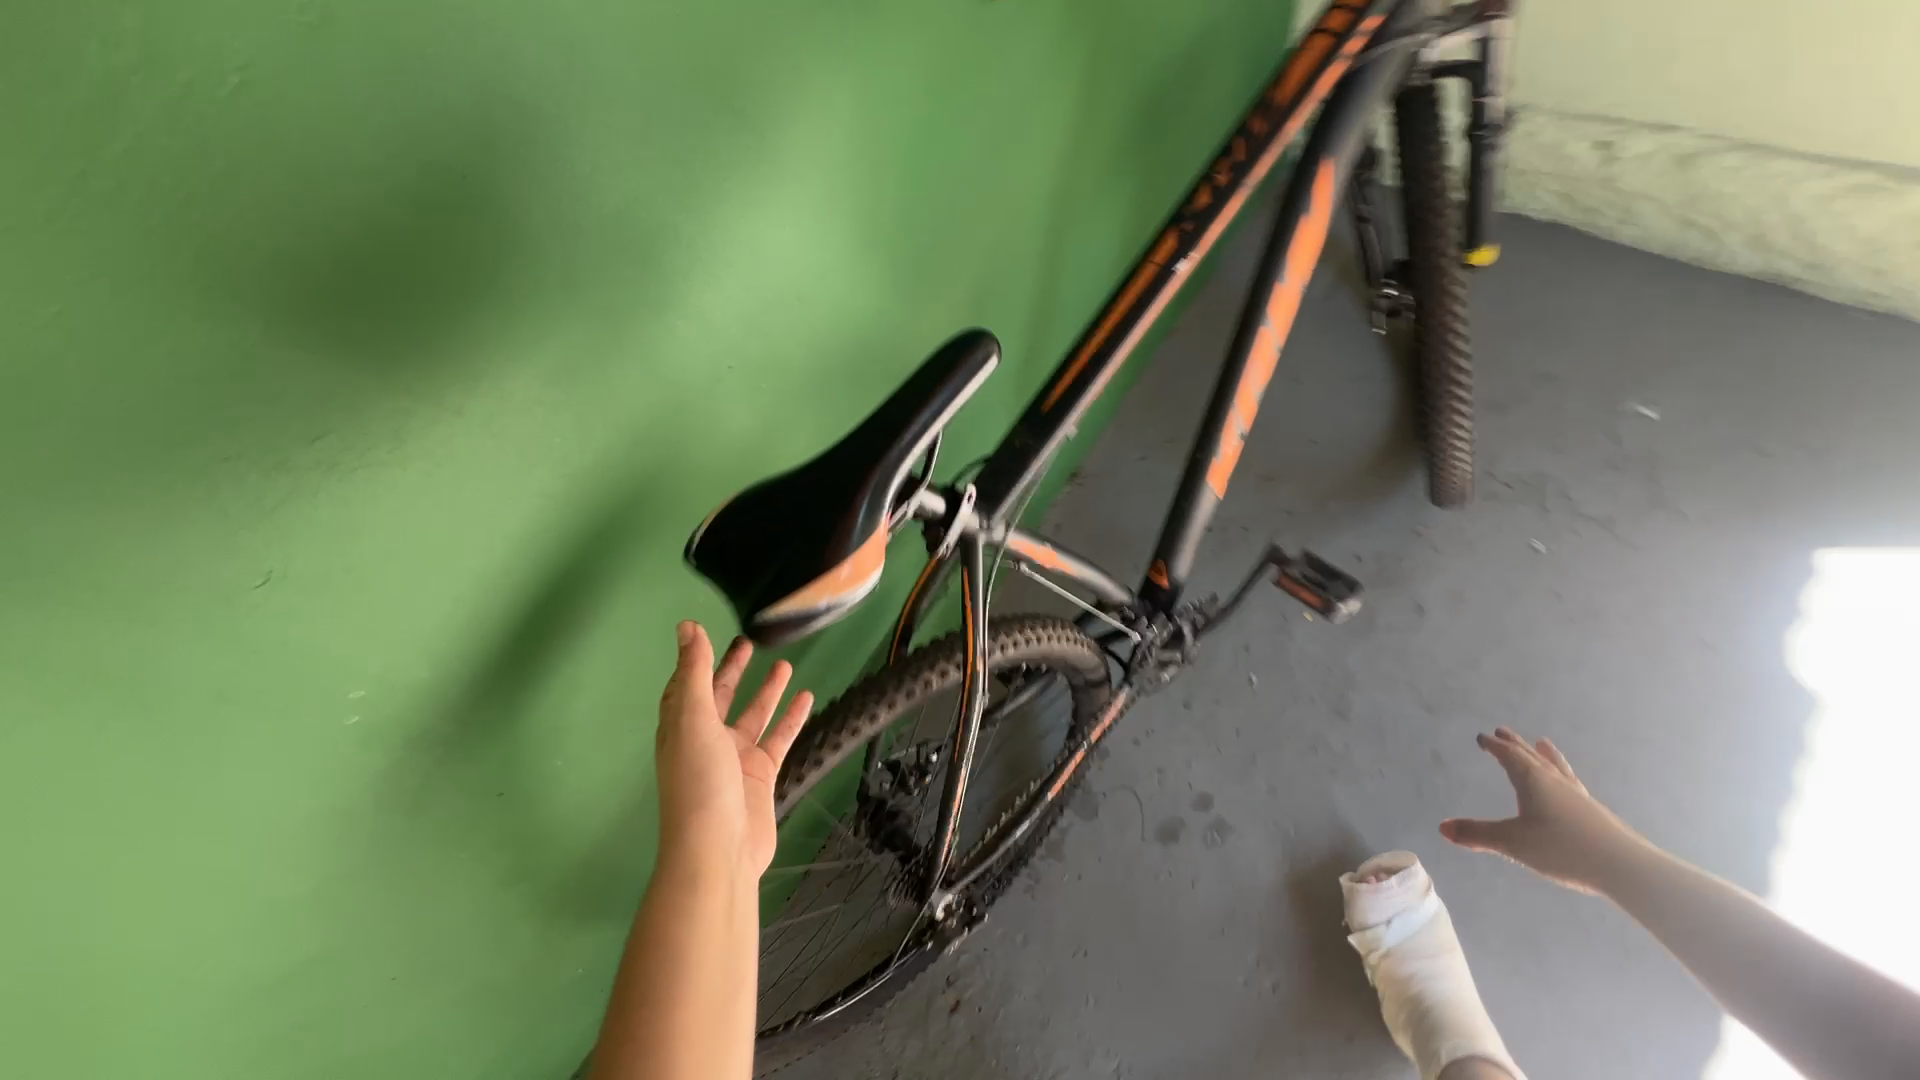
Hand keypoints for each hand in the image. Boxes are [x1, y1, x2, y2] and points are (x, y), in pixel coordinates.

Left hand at [656, 622, 812, 876]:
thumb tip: (687, 626)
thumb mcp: (694, 719)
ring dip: (767, 691)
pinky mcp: (761, 775)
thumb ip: (694, 672)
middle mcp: (706, 739)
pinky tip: (806, 698)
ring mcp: (734, 759)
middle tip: (749, 643)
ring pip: (753, 715)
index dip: (694, 662)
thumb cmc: (699, 780)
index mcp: (681, 726)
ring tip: (785, 664)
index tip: (703, 634)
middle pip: (719, 697)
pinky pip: (779, 738)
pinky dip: (791, 718)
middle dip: (731, 671)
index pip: (685, 686)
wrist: (717, 848)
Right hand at [1440, 727, 1650, 894]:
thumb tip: (1442, 827)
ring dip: (1544, 755)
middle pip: (1531, 757)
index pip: (1509, 757)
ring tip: (1543, 743)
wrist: (1626, 868)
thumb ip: (1477, 834)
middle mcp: (1555, 782)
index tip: (1483, 737)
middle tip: (1503, 730)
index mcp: (1532, 781)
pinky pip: (1572, 784)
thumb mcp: (1512, 842)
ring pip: (1556, 769)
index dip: (1494, 746)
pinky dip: (1564, 776)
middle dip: (1515, 744)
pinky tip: (1569, 784)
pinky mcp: (1594, 813)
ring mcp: (1578, 797)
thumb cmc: (1563, 848)